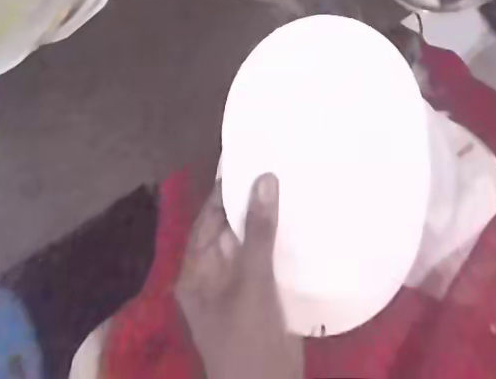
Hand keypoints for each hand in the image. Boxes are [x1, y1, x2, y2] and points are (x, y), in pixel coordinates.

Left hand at [175, 174, 300, 378]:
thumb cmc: (249, 342)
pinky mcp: (258, 299)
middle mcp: (212, 275)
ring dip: (265, 218)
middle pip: (228, 226)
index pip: (209, 215)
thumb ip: (257, 231)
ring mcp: (235, 289)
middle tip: (276, 160)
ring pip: (249, 242)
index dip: (226, 187)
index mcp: (197, 270)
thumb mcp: (252, 284)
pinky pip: (264, 260)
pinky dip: (277, 241)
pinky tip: (299, 223)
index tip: (249, 154)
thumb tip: (264, 177)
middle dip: (249, 199)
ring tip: (291, 181)